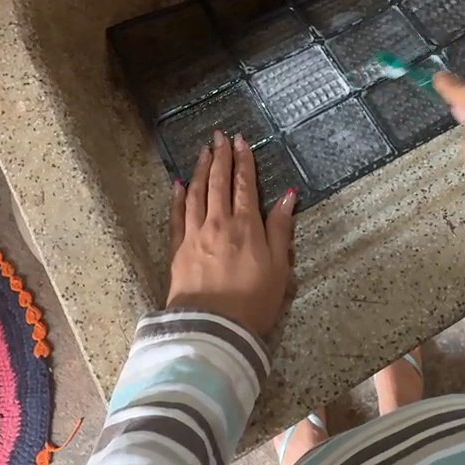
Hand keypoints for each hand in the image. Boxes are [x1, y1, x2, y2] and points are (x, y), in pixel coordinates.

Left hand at [167, 130, 296, 336]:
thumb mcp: (279, 267)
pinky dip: (178, 197)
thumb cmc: (253, 301)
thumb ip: (281, 228)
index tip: (240, 141)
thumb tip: (287, 195)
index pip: (244, 185)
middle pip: (219, 182)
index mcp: (246, 226)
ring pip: (197, 193)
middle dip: (220, 156)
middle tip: (219, 136)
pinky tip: (179, 184)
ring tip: (203, 152)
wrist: (212, 328)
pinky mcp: (177, 249)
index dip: (243, 161)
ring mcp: (194, 234)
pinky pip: (177, 215)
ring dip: (201, 170)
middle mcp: (218, 222)